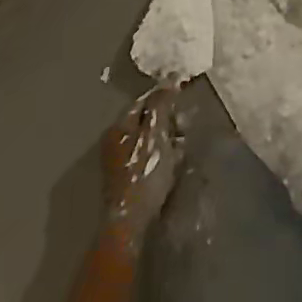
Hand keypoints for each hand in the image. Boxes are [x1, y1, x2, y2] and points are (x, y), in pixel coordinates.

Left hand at [99, 84, 182, 246]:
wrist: (131, 223)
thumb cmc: (144, 174)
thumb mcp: (156, 134)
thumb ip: (161, 105)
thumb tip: (170, 78)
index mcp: (119, 127)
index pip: (143, 101)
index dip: (164, 98)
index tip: (183, 101)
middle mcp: (116, 141)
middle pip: (146, 120)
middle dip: (168, 122)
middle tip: (185, 129)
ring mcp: (120, 161)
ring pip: (150, 139)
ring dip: (168, 140)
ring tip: (182, 149)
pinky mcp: (128, 177)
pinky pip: (148, 156)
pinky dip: (162, 156)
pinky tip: (174, 163)